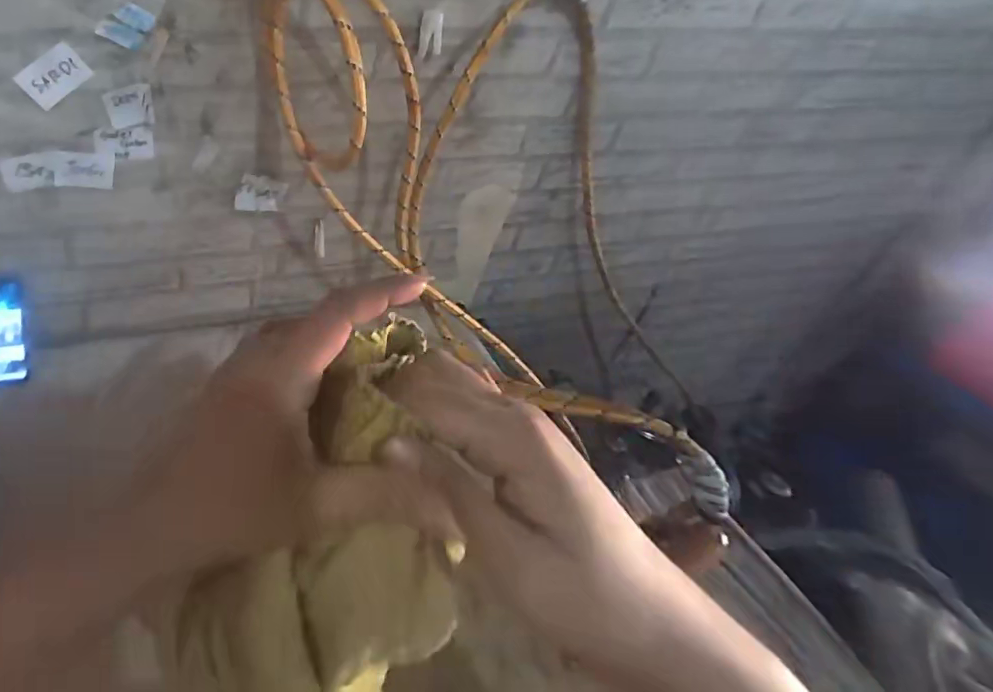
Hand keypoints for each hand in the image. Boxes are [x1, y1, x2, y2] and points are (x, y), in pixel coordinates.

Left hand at [128, 275, 457, 570]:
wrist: (154, 521)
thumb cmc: (233, 506)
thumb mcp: (316, 505)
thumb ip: (384, 496)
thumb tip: (453, 509)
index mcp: (281, 367)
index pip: (339, 311)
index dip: (384, 291)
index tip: (424, 281)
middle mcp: (259, 353)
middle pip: (320, 318)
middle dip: (367, 317)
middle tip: (410, 338)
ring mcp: (239, 366)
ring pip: (298, 334)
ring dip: (337, 339)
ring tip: (377, 361)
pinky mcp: (230, 384)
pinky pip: (282, 352)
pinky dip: (315, 358)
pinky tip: (328, 392)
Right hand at [380, 351, 803, 691]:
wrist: (656, 621)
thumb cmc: (580, 595)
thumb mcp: (506, 556)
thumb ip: (447, 488)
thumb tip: (386, 439)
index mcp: (510, 433)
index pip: (425, 393)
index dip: (379, 400)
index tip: (337, 419)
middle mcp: (515, 410)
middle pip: (435, 371)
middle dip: (390, 386)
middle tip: (348, 420)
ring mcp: (523, 420)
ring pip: (451, 379)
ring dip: (410, 392)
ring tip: (372, 424)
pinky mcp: (525, 438)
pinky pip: (468, 402)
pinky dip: (434, 405)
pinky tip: (413, 434)